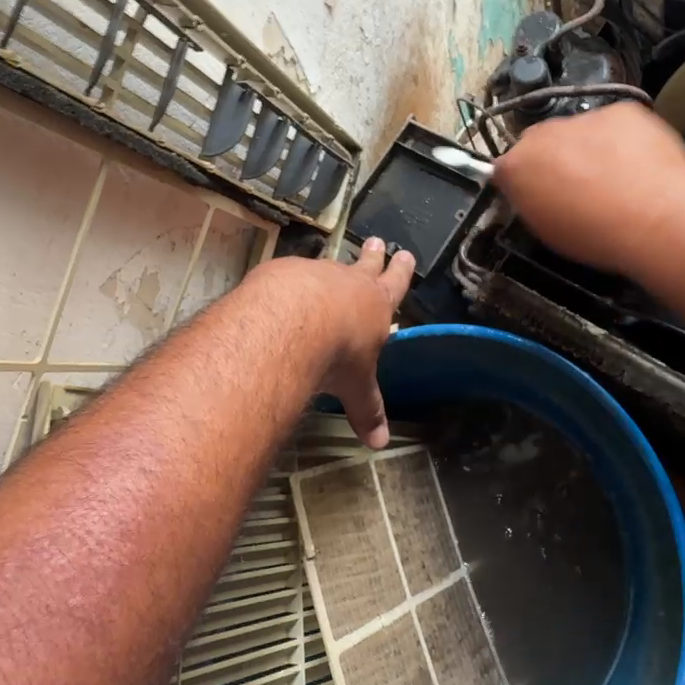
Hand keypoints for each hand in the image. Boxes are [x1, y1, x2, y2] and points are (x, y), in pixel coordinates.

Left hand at [249, 237, 413, 447]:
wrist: (292, 320)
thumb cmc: (337, 354)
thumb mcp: (356, 387)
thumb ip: (366, 410)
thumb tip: (380, 444)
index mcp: (375, 306)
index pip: (394, 284)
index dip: (400, 271)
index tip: (404, 254)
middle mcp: (348, 283)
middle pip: (364, 264)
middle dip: (372, 255)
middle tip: (375, 240)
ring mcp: (315, 274)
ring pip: (327, 268)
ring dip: (330, 269)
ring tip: (328, 267)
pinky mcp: (283, 272)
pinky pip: (290, 275)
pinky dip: (289, 282)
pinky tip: (280, 291)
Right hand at [491, 102, 684, 277]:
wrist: (655, 217)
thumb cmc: (597, 235)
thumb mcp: (547, 231)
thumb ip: (532, 202)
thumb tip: (534, 193)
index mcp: (516, 165)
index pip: (506, 167)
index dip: (523, 182)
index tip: (541, 195)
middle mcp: (542, 134)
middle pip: (540, 142)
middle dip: (554, 159)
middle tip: (578, 187)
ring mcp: (582, 118)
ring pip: (579, 131)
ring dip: (590, 147)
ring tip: (617, 178)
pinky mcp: (621, 111)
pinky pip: (615, 123)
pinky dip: (623, 138)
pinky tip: (638, 163)